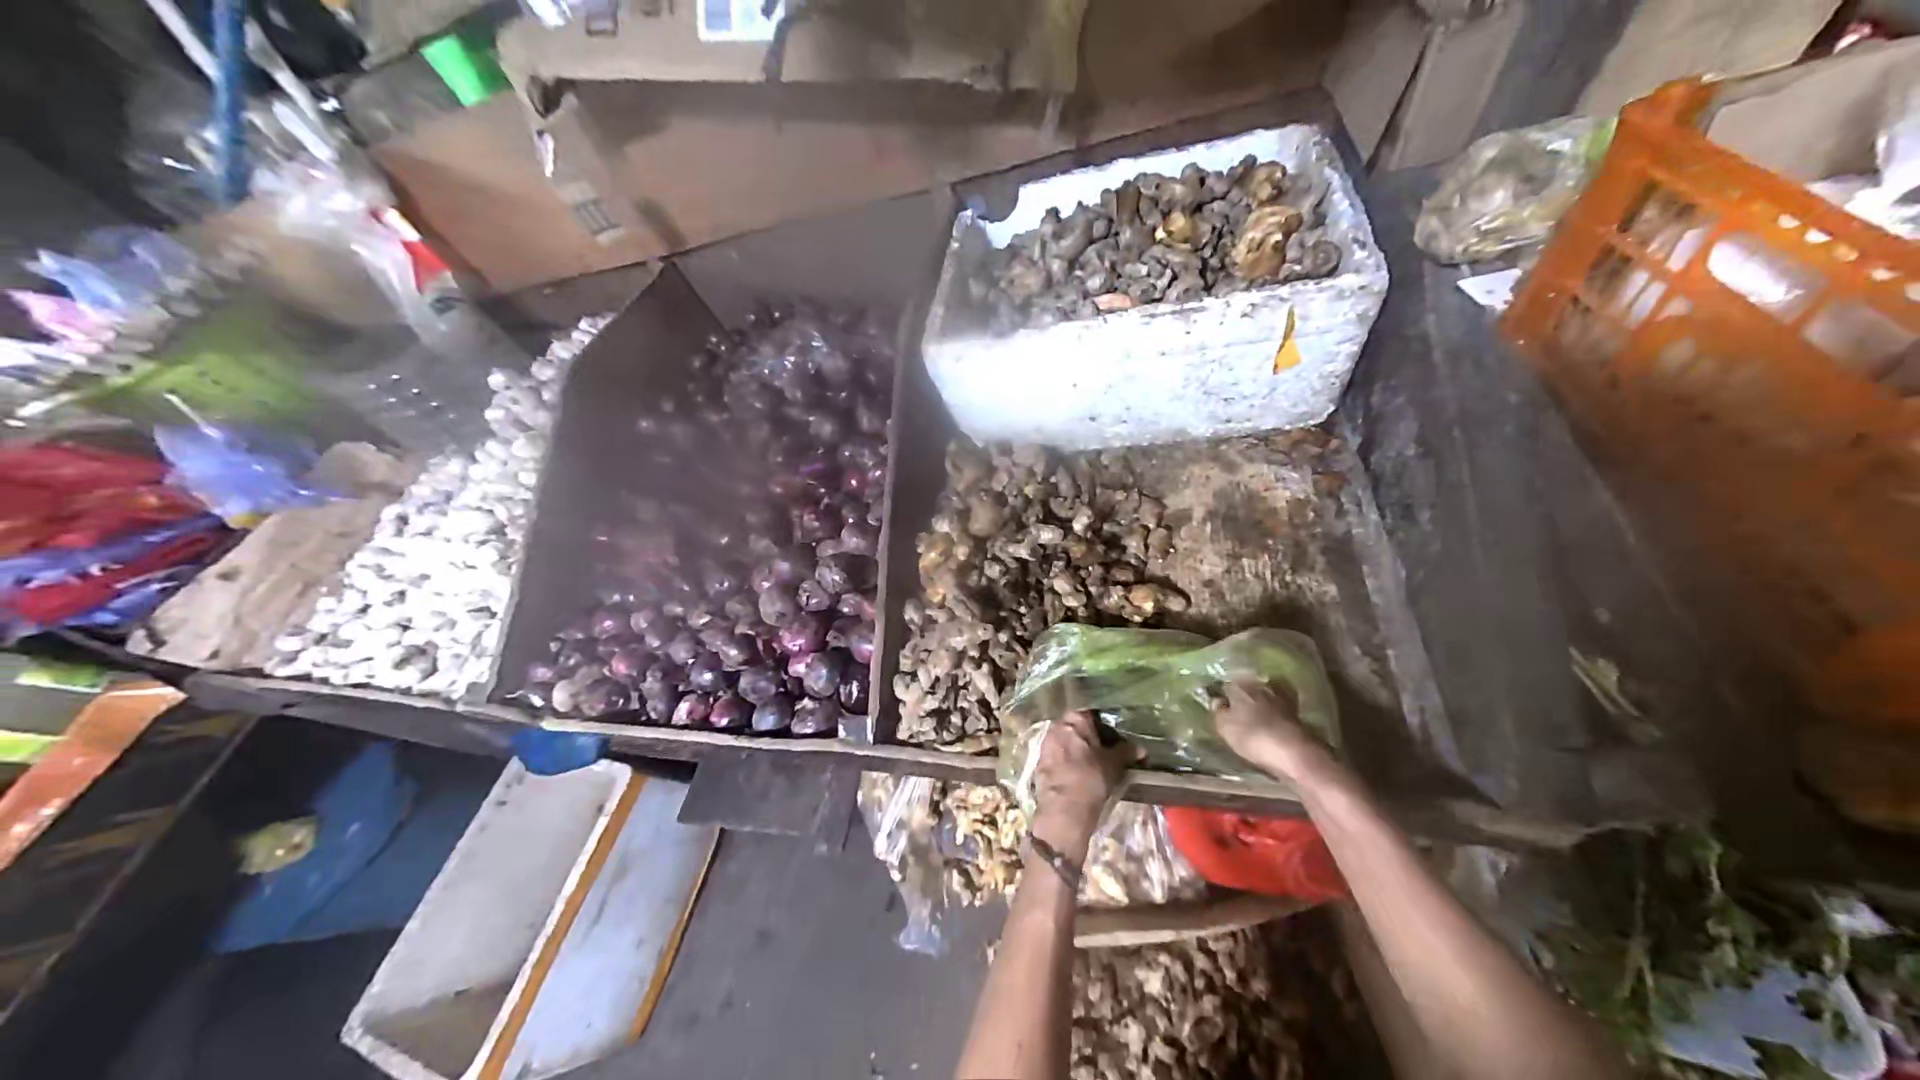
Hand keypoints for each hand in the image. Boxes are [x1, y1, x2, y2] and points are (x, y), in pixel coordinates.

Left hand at [1030, 711, 1131, 854]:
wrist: (1064, 810)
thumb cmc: (1091, 778)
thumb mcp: (1114, 764)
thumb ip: (1126, 751)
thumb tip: (1140, 749)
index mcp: (1074, 719)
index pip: (1093, 714)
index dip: (1107, 725)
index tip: (1117, 738)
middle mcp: (1056, 727)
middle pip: (1078, 728)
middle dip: (1092, 738)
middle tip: (1109, 752)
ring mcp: (1046, 745)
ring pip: (1068, 743)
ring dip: (1081, 751)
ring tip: (1097, 765)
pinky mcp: (1040, 764)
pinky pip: (1060, 757)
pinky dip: (1070, 763)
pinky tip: (1081, 775)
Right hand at [1213, 679, 1340, 786]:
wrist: (1295, 753)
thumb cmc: (1252, 736)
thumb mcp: (1223, 726)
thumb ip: (1218, 711)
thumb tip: (1218, 701)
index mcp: (1241, 684)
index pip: (1226, 686)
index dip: (1222, 697)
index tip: (1219, 708)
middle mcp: (1262, 685)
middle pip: (1247, 691)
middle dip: (1242, 700)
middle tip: (1235, 715)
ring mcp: (1282, 699)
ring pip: (1264, 701)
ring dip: (1259, 709)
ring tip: (1252, 724)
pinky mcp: (1297, 715)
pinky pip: (1277, 714)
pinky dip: (1273, 719)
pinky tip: (1269, 729)